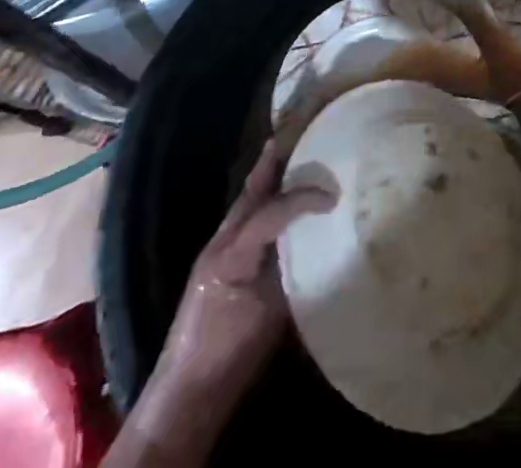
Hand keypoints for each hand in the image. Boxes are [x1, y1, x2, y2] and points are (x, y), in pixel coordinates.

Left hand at [104, 130, 333, 465]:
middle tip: (297, 134)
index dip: (299, 199)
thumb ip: (287, 277)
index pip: (267, 210)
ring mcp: (221, 251)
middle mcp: (224, 240)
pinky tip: (286, 205)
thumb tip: (315, 244)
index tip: (331, 195)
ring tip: (295, 156)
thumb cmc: (225, 352)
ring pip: (248, 204)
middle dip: (272, 163)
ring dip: (270, 180)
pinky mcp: (224, 265)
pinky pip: (250, 225)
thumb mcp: (265, 318)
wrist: (189, 386)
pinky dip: (267, 206)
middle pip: (251, 192)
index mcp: (233, 250)